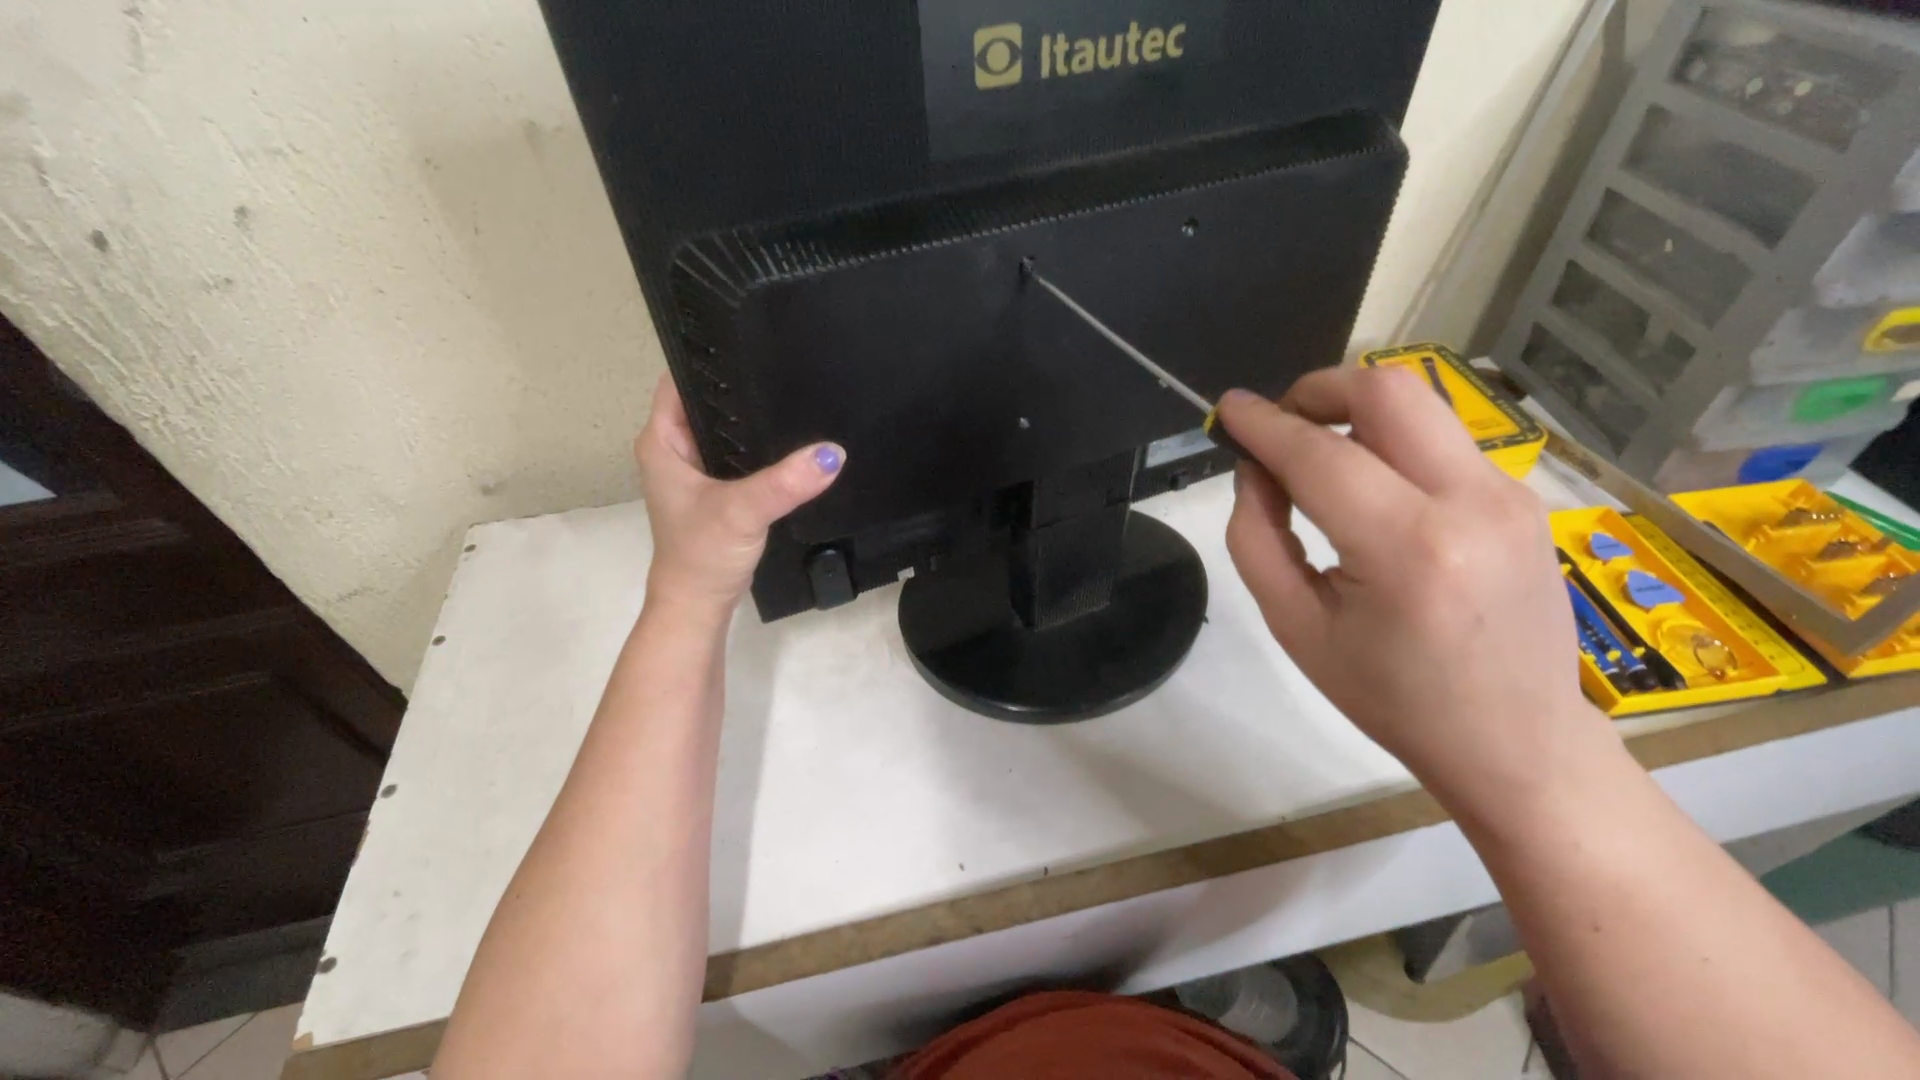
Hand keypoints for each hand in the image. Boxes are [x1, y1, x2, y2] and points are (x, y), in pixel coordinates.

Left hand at [634, 377, 844, 614]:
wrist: (699, 605)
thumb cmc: (702, 554)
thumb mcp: (743, 511)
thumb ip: (786, 482)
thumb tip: (833, 453)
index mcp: (662, 441)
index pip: (681, 380)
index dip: (711, 360)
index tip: (751, 341)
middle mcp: (675, 448)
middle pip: (708, 401)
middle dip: (741, 386)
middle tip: (786, 364)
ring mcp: (696, 469)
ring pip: (726, 428)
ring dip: (752, 418)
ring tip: (793, 393)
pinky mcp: (717, 489)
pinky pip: (739, 453)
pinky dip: (760, 446)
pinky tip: (790, 437)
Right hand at [1217, 368, 1615, 819]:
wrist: (1514, 739)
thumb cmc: (1391, 696)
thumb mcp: (1296, 626)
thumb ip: (1257, 537)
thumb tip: (1254, 468)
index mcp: (1408, 549)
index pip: (1319, 454)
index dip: (1264, 424)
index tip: (1228, 409)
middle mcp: (1470, 503)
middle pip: (1387, 390)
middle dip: (1318, 390)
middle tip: (1280, 425)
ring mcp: (1509, 495)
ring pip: (1420, 406)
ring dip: (1356, 412)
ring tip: (1318, 456)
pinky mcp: (1523, 498)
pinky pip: (1444, 440)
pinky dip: (1392, 443)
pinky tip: (1371, 489)